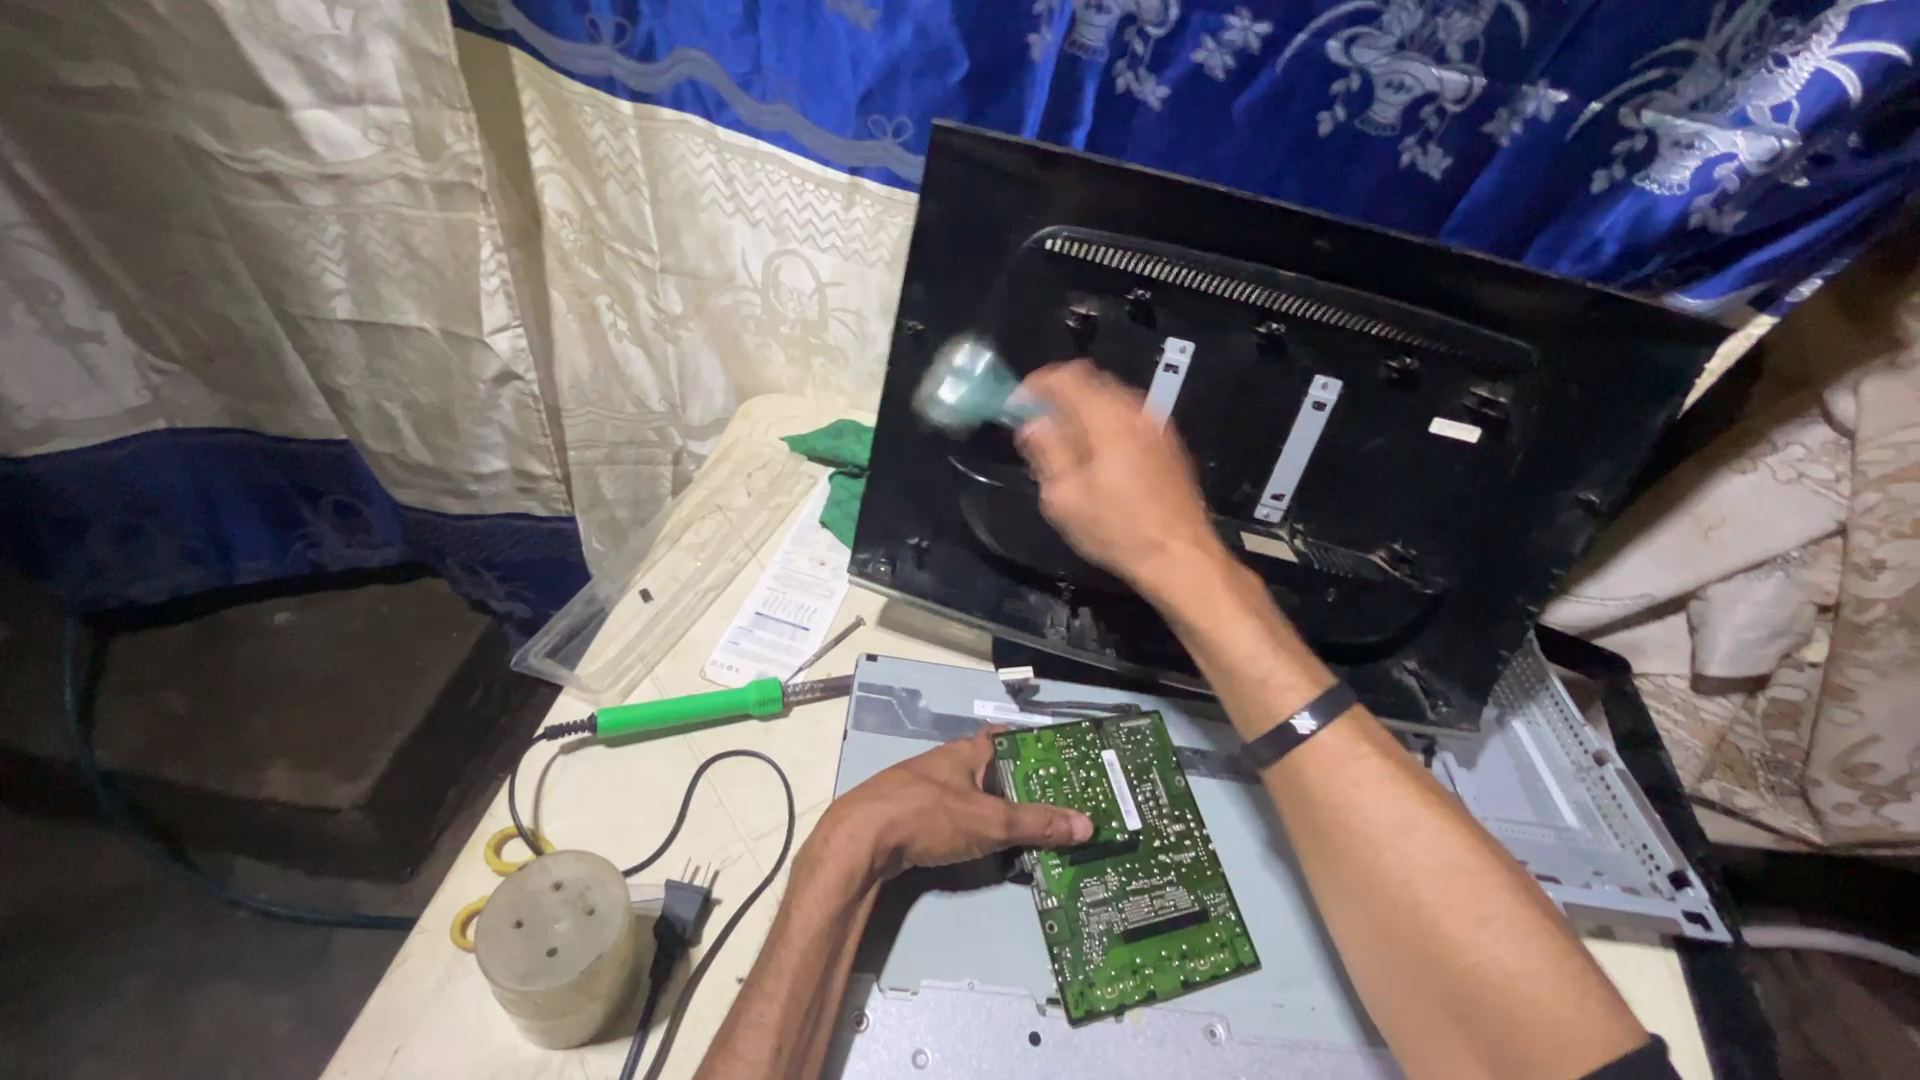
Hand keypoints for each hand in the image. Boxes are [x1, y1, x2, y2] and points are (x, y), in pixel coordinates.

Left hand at [813, 729, 1092, 880]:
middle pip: (991, 770)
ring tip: (1030, 831)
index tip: (1060, 758)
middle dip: (1020, 786)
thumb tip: (1087, 824)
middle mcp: (946, 765)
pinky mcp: (911, 817)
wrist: (860, 841)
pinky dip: (973, 830)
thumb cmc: (927, 815)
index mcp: (966, 752)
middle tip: (1056, 804)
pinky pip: (953, 820)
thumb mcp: (990, 821)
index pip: (1005, 737)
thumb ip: (1036, 824)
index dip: (1031, 745)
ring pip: (971, 797)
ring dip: (997, 811)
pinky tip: (988, 849)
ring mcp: (925, 791)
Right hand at [1016, 360, 1227, 591]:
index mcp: (1108, 418)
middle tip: (1035, 424)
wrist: (1180, 556)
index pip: (1067, 376)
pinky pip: (1128, 417)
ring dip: (1081, 410)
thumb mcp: (1065, 498)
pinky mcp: (1167, 444)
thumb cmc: (1117, 530)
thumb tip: (1032, 424)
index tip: (1016, 404)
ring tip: (1062, 443)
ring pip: (1111, 399)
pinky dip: (1104, 424)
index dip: (1036, 384)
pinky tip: (1094, 456)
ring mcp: (1157, 426)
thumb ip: (1046, 452)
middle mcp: (1136, 411)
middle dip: (1058, 396)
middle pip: (1091, 382)